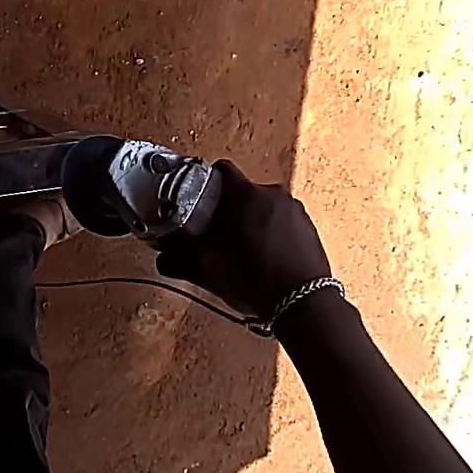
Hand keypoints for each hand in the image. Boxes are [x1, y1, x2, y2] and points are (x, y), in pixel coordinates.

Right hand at [154, 160, 330, 317]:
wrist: (301, 303)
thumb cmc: (253, 278)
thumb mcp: (206, 268)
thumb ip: (180, 258)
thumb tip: (163, 258)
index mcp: (245, 194)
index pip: (222, 170)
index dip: (209, 182)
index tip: (203, 199)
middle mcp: (272, 194)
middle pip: (244, 191)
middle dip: (231, 208)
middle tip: (219, 232)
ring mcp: (295, 210)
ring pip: (265, 206)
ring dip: (254, 220)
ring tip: (244, 249)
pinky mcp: (310, 227)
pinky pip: (284, 222)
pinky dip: (274, 233)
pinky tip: (266, 258)